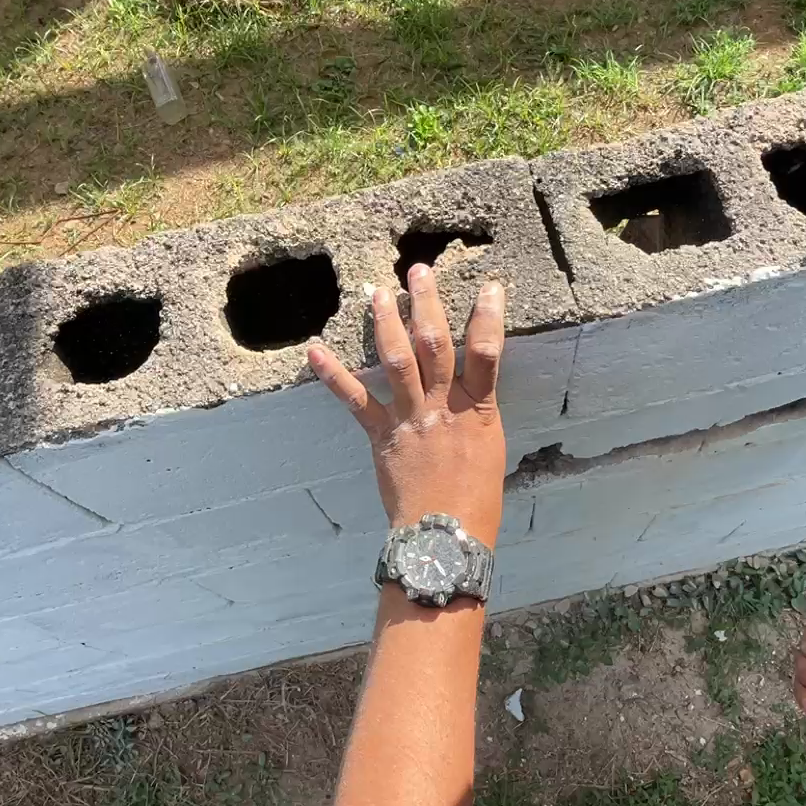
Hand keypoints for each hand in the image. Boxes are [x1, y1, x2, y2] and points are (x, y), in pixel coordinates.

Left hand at [307, 264, 506, 545]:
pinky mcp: (382, 435)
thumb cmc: (476, 499)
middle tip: (418, 270)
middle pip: (434, 343)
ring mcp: (410, 417)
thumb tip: (466, 393)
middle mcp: (443, 405)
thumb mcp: (489, 450)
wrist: (443, 535)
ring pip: (396, 360)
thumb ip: (474, 415)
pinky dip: (333, 375)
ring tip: (378, 291)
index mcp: (478, 410)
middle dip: (426, 303)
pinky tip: (315, 351)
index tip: (490, 285)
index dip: (489, 316)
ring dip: (386, 322)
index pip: (488, 352)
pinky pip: (355, 400)